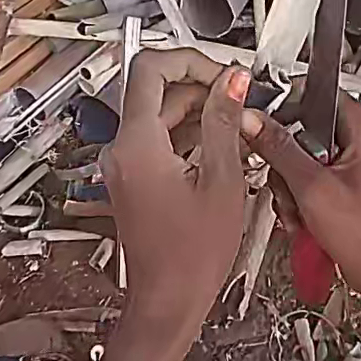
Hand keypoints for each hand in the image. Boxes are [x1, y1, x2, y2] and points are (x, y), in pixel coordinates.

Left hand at [99, 49, 251, 360]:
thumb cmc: (190, 257)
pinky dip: (188, 135)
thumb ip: (225, 122)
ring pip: (159, 115)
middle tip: (239, 99)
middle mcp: (122, 150)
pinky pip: (158, 139)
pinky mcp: (134, 178)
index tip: (222, 71)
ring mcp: (125, 164)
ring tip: (237, 126)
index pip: (151, 69)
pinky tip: (221, 147)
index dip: (190, 60)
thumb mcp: (221, 180)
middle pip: (155, 90)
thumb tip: (232, 82)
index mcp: (137, 144)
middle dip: (200, 87)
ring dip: (198, 112)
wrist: (168, 300)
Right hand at [239, 95, 360, 308]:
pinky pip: (302, 180)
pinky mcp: (338, 185)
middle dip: (284, 164)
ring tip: (300, 209)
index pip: (312, 93)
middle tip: (290, 185)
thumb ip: (278, 148)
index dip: (282, 108)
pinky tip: (303, 218)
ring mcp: (347, 164)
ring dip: (288, 187)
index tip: (260, 124)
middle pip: (298, 130)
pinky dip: (296, 199)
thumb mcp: (313, 187)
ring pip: (296, 158)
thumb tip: (251, 119)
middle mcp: (358, 140)